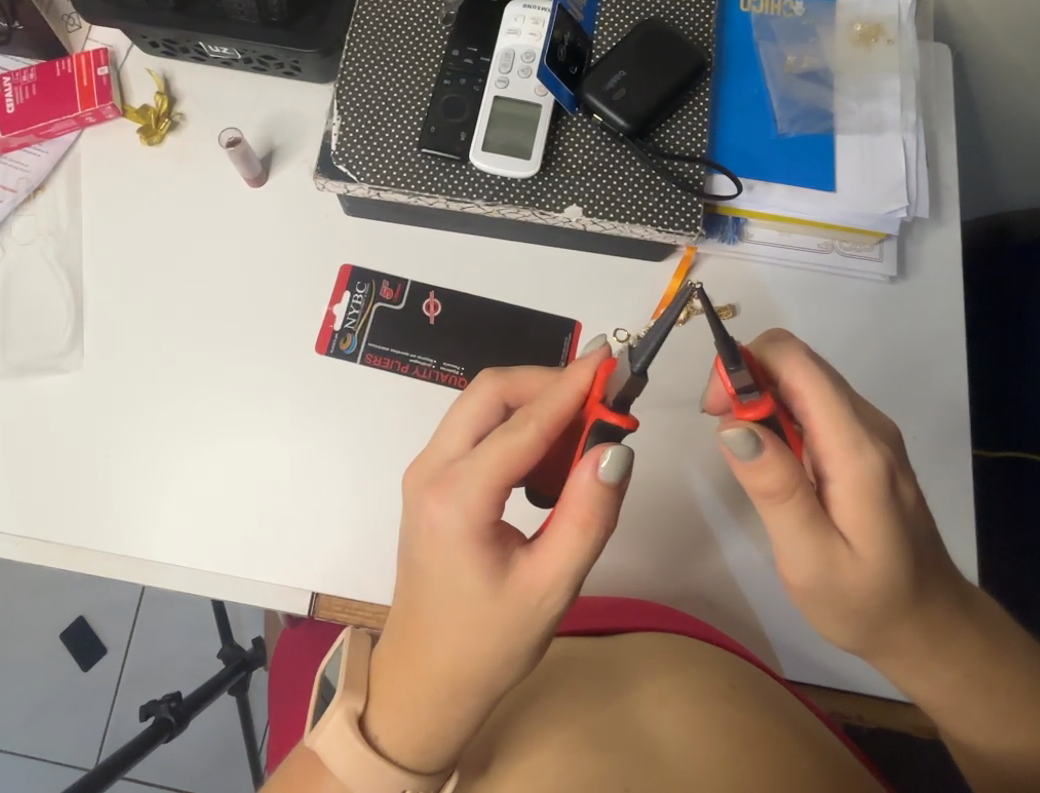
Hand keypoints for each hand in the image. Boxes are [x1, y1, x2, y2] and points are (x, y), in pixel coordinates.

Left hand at [363, 342, 633, 773]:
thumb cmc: (488, 644)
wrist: (425, 678)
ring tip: (583, 431)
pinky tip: (549, 458)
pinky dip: (514, 425)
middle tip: (599, 398)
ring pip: (479, 405)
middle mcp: (430, 470)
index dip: (571, 388)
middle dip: (546, 382)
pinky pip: (473, 429)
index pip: (522, 424)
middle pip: (489, 392)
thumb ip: (588, 515)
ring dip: (531, 402)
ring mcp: (424, 471)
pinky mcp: (429, 479)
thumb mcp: (551, 587)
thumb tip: (616, 449)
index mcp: (456, 498)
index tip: (610, 362)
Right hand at [705, 329, 971, 666]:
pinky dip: (777, 415)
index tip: (716, 414)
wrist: (930, 628)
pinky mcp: (863, 444)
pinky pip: (812, 404)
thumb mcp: (811, 559)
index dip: (743, 367)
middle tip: (724, 436)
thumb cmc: (867, 602)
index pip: (794, 360)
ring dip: (758, 399)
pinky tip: (773, 463)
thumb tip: (733, 426)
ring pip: (802, 379)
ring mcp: (869, 432)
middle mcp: (867, 425)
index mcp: (856, 448)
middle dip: (744, 381)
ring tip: (746, 458)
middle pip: (795, 362)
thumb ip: (776, 489)